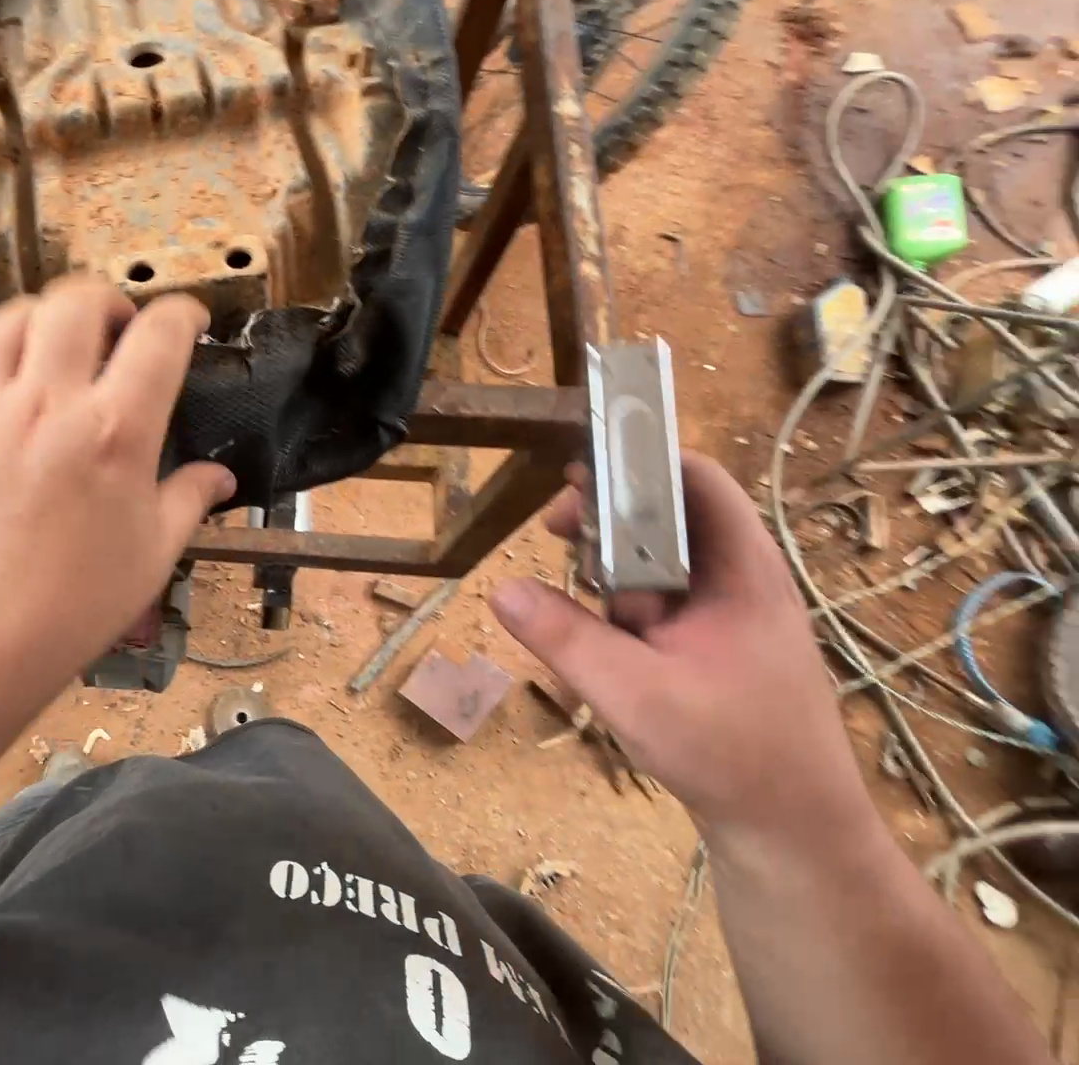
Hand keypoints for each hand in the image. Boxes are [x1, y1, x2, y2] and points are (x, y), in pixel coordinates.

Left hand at [0, 277, 235, 689]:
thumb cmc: (79, 603)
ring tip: (65, 342)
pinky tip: (9, 371)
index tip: (191, 322)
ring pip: (14, 317)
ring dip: (47, 314)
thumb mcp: (155, 551)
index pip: (159, 336)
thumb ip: (190, 498)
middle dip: (110, 299)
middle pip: (77, 301)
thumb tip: (221, 476)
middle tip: (123, 329)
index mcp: (115, 431)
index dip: (183, 314)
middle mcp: (50, 403)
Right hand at [489, 451, 875, 852]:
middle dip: (604, 518)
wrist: (789, 830)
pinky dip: (613, 608)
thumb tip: (502, 588)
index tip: (574, 479)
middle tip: (553, 534)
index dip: (637, 463)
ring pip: (653, 562)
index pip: (697, 481)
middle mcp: (735, 582)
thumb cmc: (729, 754)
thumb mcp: (633, 692)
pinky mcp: (704, 645)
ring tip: (571, 602)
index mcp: (741, 574)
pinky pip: (650, 602)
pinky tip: (594, 643)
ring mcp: (720, 616)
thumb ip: (566, 637)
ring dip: (606, 570)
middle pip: (667, 516)